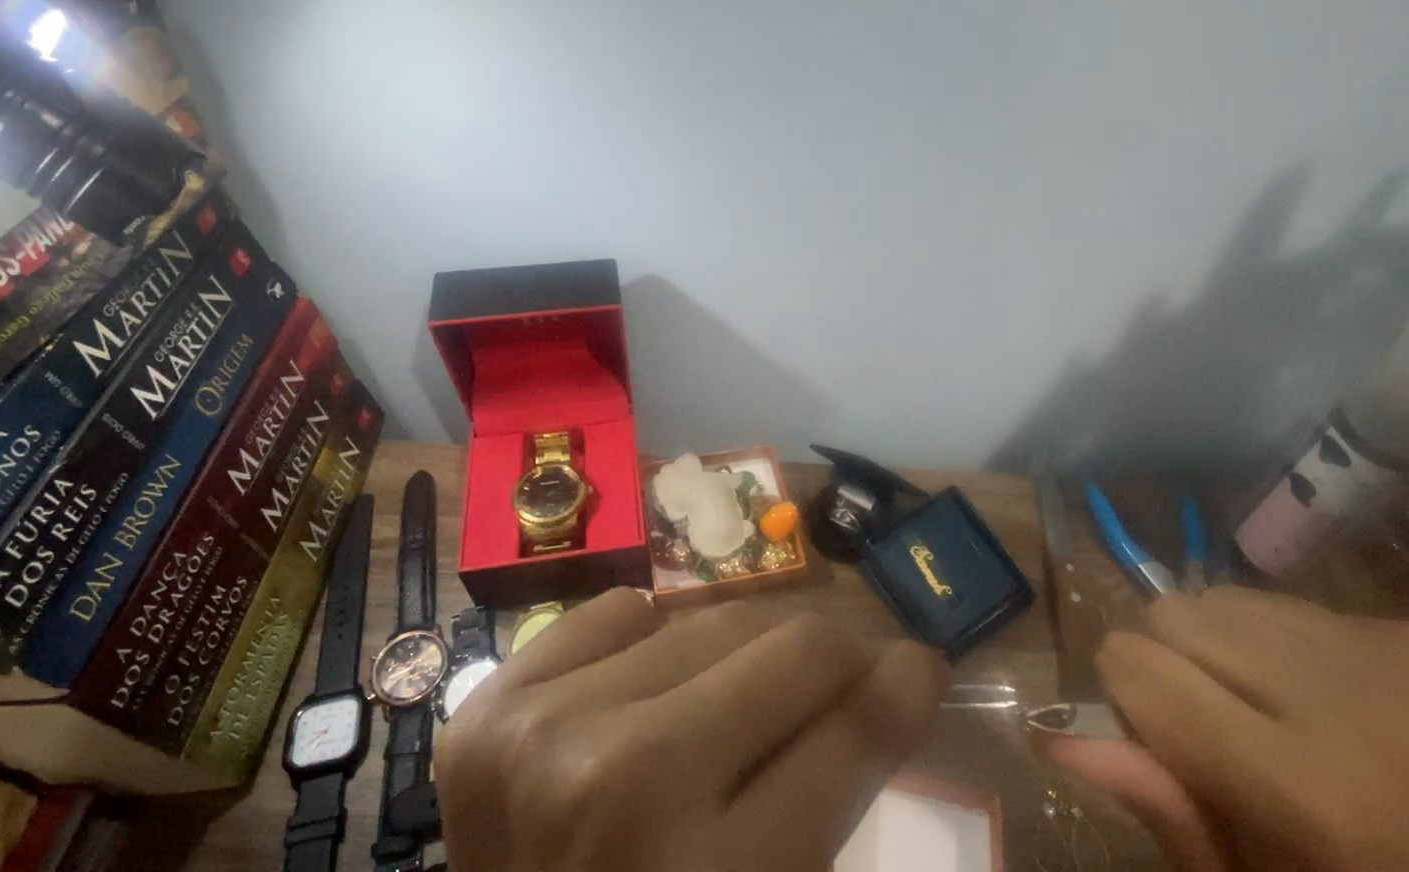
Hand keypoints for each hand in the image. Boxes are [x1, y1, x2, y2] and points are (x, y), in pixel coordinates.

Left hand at [435, 589, 948, 870]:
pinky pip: (617, 614)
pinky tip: (646, 690)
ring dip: (743, 654)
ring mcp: (546, 734)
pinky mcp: (490, 705)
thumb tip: (889, 677)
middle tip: (836, 675)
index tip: (918, 666)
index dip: (905, 688)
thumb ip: (833, 794)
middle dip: (836, 657)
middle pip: (791, 650)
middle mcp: (627, 784)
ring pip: (710, 620)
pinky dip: (650, 642)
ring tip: (735, 693)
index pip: (852, 734)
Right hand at [1038, 587, 1408, 871]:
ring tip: (1272, 710)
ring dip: (1226, 647)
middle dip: (1170, 661)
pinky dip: (1290, 648)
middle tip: (1214, 725)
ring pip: (1230, 598)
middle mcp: (1356, 702)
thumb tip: (1052, 733)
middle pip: (1176, 612)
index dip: (1126, 698)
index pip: (1137, 667)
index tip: (1156, 738)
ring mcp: (1404, 658)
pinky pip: (1299, 605)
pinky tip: (1330, 702)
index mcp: (1305, 788)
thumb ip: (1158, 805)